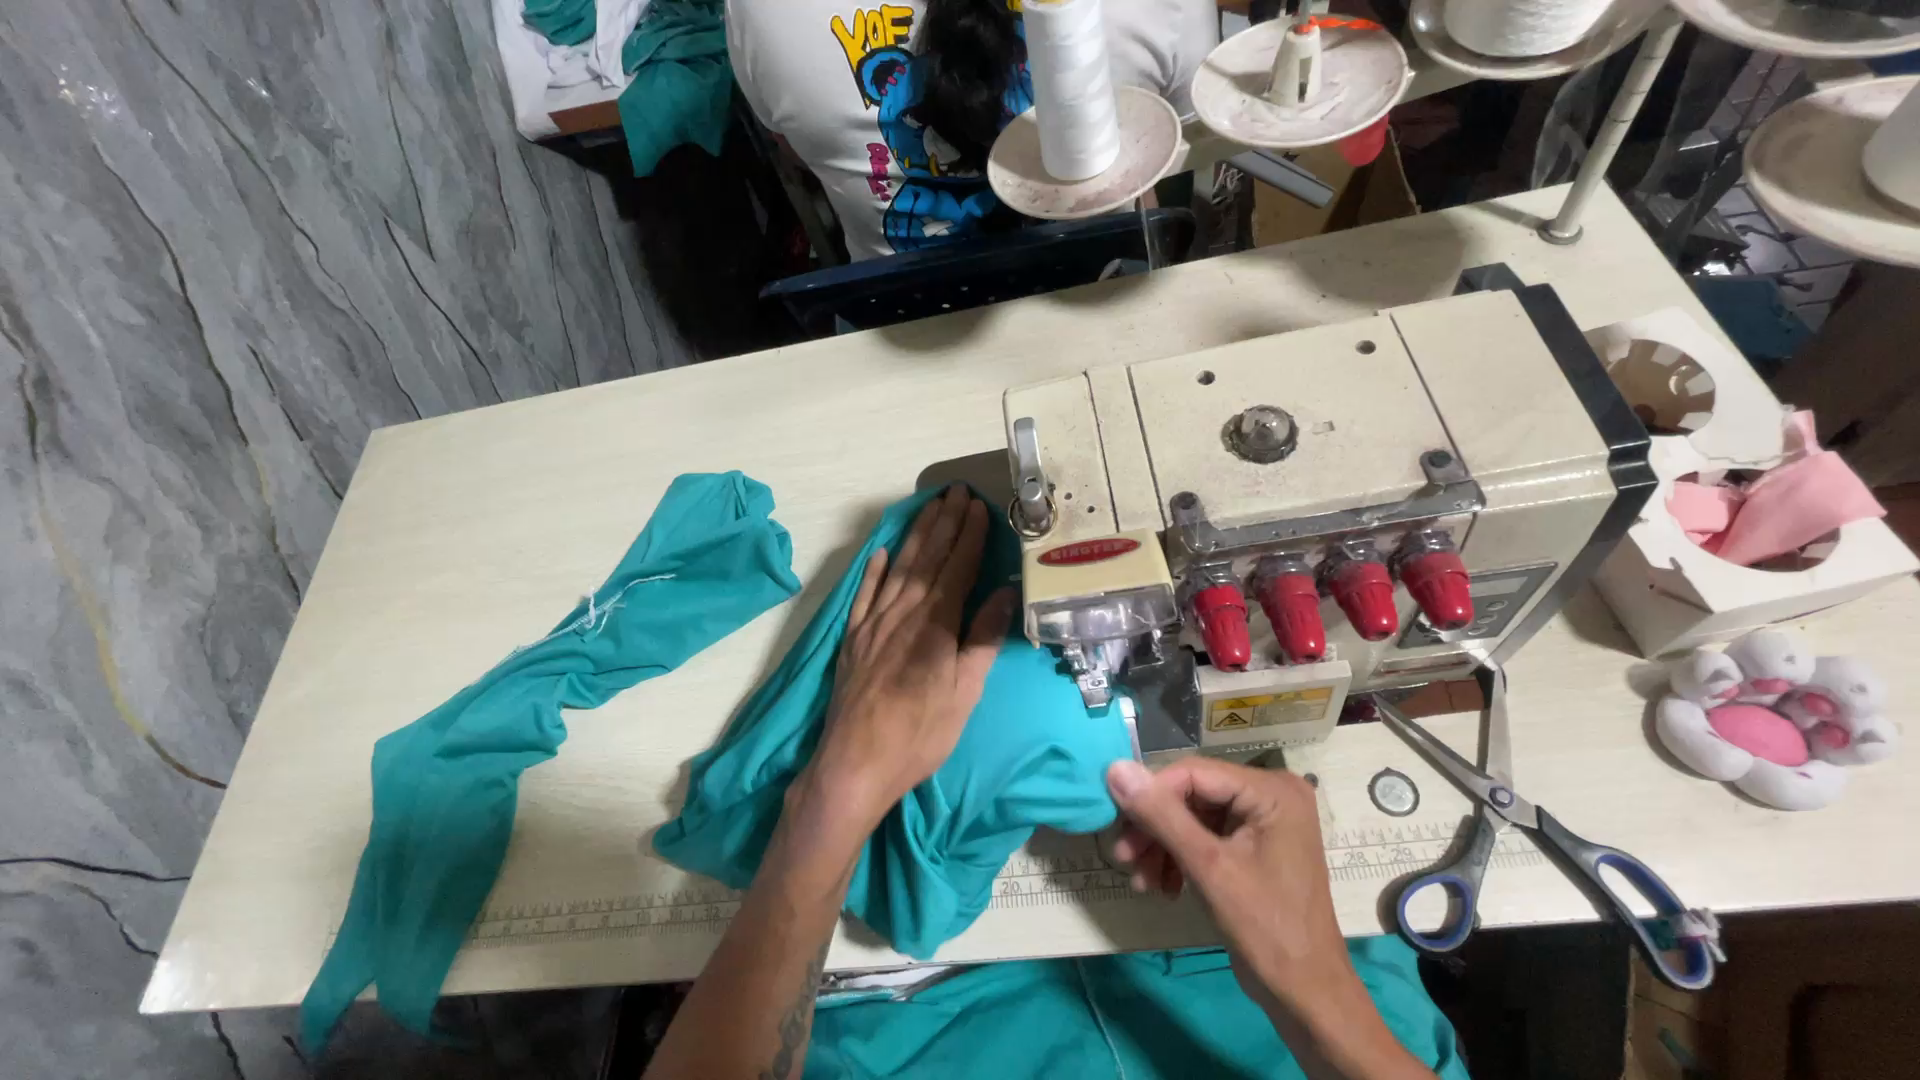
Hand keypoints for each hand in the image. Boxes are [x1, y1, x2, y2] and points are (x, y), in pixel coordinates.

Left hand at [803, 485, 1015, 830]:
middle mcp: (902, 614)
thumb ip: (981, 640)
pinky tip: (881, 552)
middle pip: (927, 559)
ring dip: (914, 535)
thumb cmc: (919, 735)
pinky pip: (864, 594)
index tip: (979, 508)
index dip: (969, 537)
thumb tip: (1004, 593)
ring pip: (898, 569)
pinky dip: (874, 571)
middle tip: (956, 491)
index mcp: (935, 626)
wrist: (854, 764)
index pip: (957, 569)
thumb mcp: (964, 693)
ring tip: (927, 507)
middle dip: (944, 523)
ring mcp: (873, 624)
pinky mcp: (852, 639)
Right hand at [1107, 759, 1433, 1078]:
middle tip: (1124, 857)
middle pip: (1190, 794)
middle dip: (1154, 828)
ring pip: (1191, 817)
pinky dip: (1178, 858)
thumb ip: (1161, 816)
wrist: (1306, 996)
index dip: (1151, 796)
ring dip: (1161, 847)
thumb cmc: (1265, 928)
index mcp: (1272, 790)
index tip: (1119, 829)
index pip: (1193, 772)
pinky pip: (1203, 836)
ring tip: (1141, 880)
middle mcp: (1270, 795)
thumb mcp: (1208, 868)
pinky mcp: (1252, 846)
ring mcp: (1262, 821)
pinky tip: (1163, 887)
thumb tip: (1115, 768)